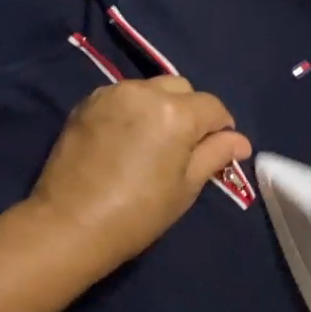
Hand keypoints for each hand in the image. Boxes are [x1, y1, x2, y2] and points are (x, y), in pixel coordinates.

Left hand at [27, 76, 250, 266]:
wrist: (71, 222)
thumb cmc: (138, 213)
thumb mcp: (185, 187)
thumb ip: (214, 155)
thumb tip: (239, 141)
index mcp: (175, 112)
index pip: (212, 106)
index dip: (221, 127)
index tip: (218, 149)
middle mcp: (144, 91)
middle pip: (180, 89)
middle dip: (190, 111)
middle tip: (184, 146)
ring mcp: (111, 93)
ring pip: (149, 89)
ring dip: (159, 107)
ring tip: (152, 142)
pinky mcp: (86, 102)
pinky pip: (121, 96)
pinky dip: (131, 110)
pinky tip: (125, 139)